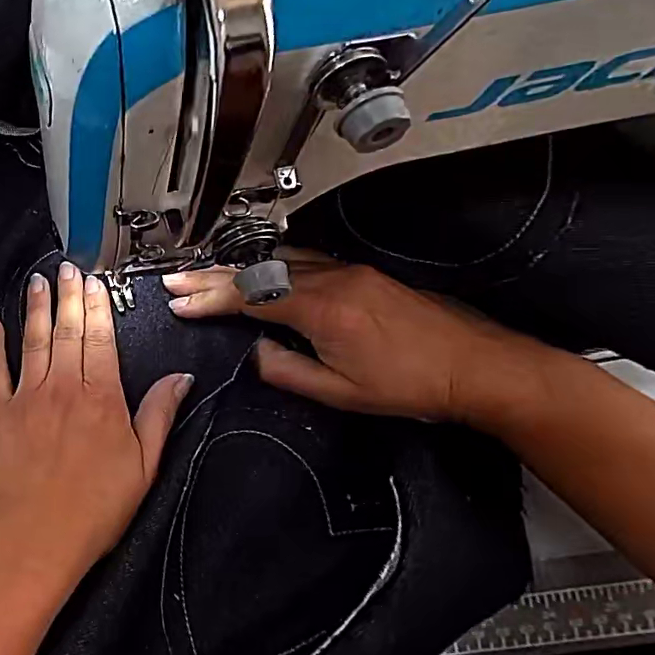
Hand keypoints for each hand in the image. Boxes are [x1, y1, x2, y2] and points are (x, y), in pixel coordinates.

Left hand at [0, 261, 192, 581]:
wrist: (33, 538)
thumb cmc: (94, 508)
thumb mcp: (144, 465)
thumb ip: (160, 415)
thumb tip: (180, 379)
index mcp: (102, 397)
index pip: (101, 338)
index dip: (98, 307)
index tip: (94, 283)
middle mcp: (64, 387)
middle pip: (68, 330)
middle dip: (68, 296)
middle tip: (66, 269)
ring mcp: (28, 396)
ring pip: (33, 340)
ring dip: (36, 309)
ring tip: (37, 282)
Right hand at [163, 250, 586, 435]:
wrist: (475, 365)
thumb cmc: (414, 384)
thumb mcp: (343, 393)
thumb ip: (289, 371)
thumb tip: (255, 353)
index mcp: (322, 310)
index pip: (250, 297)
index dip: (209, 299)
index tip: (180, 302)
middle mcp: (333, 280)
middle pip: (259, 272)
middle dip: (213, 277)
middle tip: (179, 281)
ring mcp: (348, 272)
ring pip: (281, 262)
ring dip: (241, 270)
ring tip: (209, 277)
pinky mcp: (361, 273)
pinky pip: (305, 262)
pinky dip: (273, 266)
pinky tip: (263, 271)